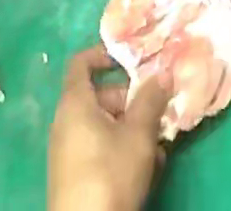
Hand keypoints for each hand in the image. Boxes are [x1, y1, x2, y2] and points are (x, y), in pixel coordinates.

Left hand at [48, 45, 170, 210]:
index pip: (81, 62)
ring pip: (105, 124)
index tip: (132, 58)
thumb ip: (152, 99)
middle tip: (159, 107)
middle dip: (132, 98)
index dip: (105, 54)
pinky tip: (149, 166)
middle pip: (100, 95)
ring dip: (133, 127)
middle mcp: (66, 123)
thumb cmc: (109, 173)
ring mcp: (69, 151)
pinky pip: (100, 147)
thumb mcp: (139, 134)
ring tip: (160, 141)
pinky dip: (123, 148)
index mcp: (75, 104)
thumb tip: (164, 71)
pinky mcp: (75, 176)